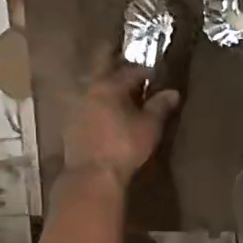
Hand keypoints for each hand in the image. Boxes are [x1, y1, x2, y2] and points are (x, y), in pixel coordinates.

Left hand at [62, 63, 181, 188]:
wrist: (92, 174)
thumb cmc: (125, 147)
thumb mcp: (149, 127)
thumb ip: (160, 107)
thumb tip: (173, 92)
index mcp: (110, 86)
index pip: (130, 70)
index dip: (146, 71)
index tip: (156, 76)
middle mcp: (90, 90)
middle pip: (104, 70)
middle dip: (118, 68)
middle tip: (131, 73)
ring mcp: (77, 107)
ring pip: (94, 89)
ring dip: (107, 88)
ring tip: (121, 97)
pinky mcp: (70, 125)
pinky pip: (87, 106)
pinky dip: (98, 106)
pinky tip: (106, 116)